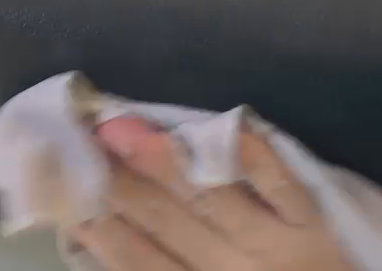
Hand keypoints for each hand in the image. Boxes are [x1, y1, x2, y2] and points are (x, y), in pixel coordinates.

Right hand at [70, 117, 352, 270]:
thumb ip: (165, 264)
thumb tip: (95, 235)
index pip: (142, 264)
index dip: (103, 229)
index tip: (64, 192)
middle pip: (170, 226)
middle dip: (121, 184)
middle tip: (79, 143)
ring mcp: (279, 247)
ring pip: (213, 202)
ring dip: (167, 166)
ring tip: (122, 129)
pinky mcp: (317, 225)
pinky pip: (284, 188)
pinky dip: (255, 158)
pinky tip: (227, 125)